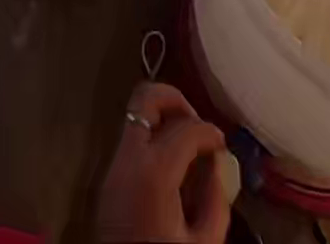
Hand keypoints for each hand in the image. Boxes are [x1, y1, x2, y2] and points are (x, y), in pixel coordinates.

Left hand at [96, 83, 230, 243]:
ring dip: (164, 120)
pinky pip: (131, 142)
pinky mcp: (106, 183)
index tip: (223, 147)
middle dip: (178, 101)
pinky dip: (153, 139)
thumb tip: (217, 162)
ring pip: (136, 117)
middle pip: (146, 98)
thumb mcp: (205, 240)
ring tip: (188, 144)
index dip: (211, 131)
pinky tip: (172, 164)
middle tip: (198, 125)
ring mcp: (111, 171)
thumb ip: (216, 194)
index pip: (187, 127)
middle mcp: (125, 162)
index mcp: (152, 173)